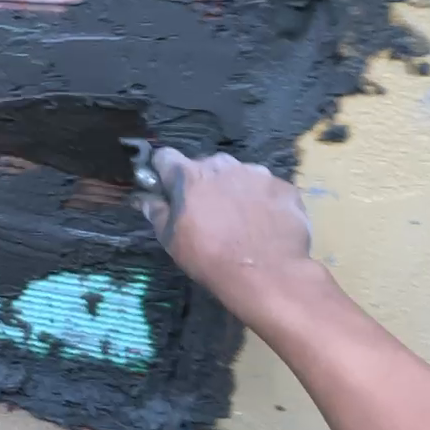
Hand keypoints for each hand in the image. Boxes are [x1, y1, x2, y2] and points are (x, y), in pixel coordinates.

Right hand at [140, 148, 317, 310]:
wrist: (266, 273)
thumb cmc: (208, 256)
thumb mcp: (170, 238)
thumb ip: (156, 211)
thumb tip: (144, 198)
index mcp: (188, 174)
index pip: (164, 156)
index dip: (162, 170)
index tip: (165, 186)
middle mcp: (222, 164)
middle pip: (205, 165)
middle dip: (202, 182)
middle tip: (206, 210)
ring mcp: (257, 173)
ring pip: (238, 175)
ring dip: (233, 189)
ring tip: (239, 218)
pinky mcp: (285, 186)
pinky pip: (266, 188)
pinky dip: (261, 200)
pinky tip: (263, 223)